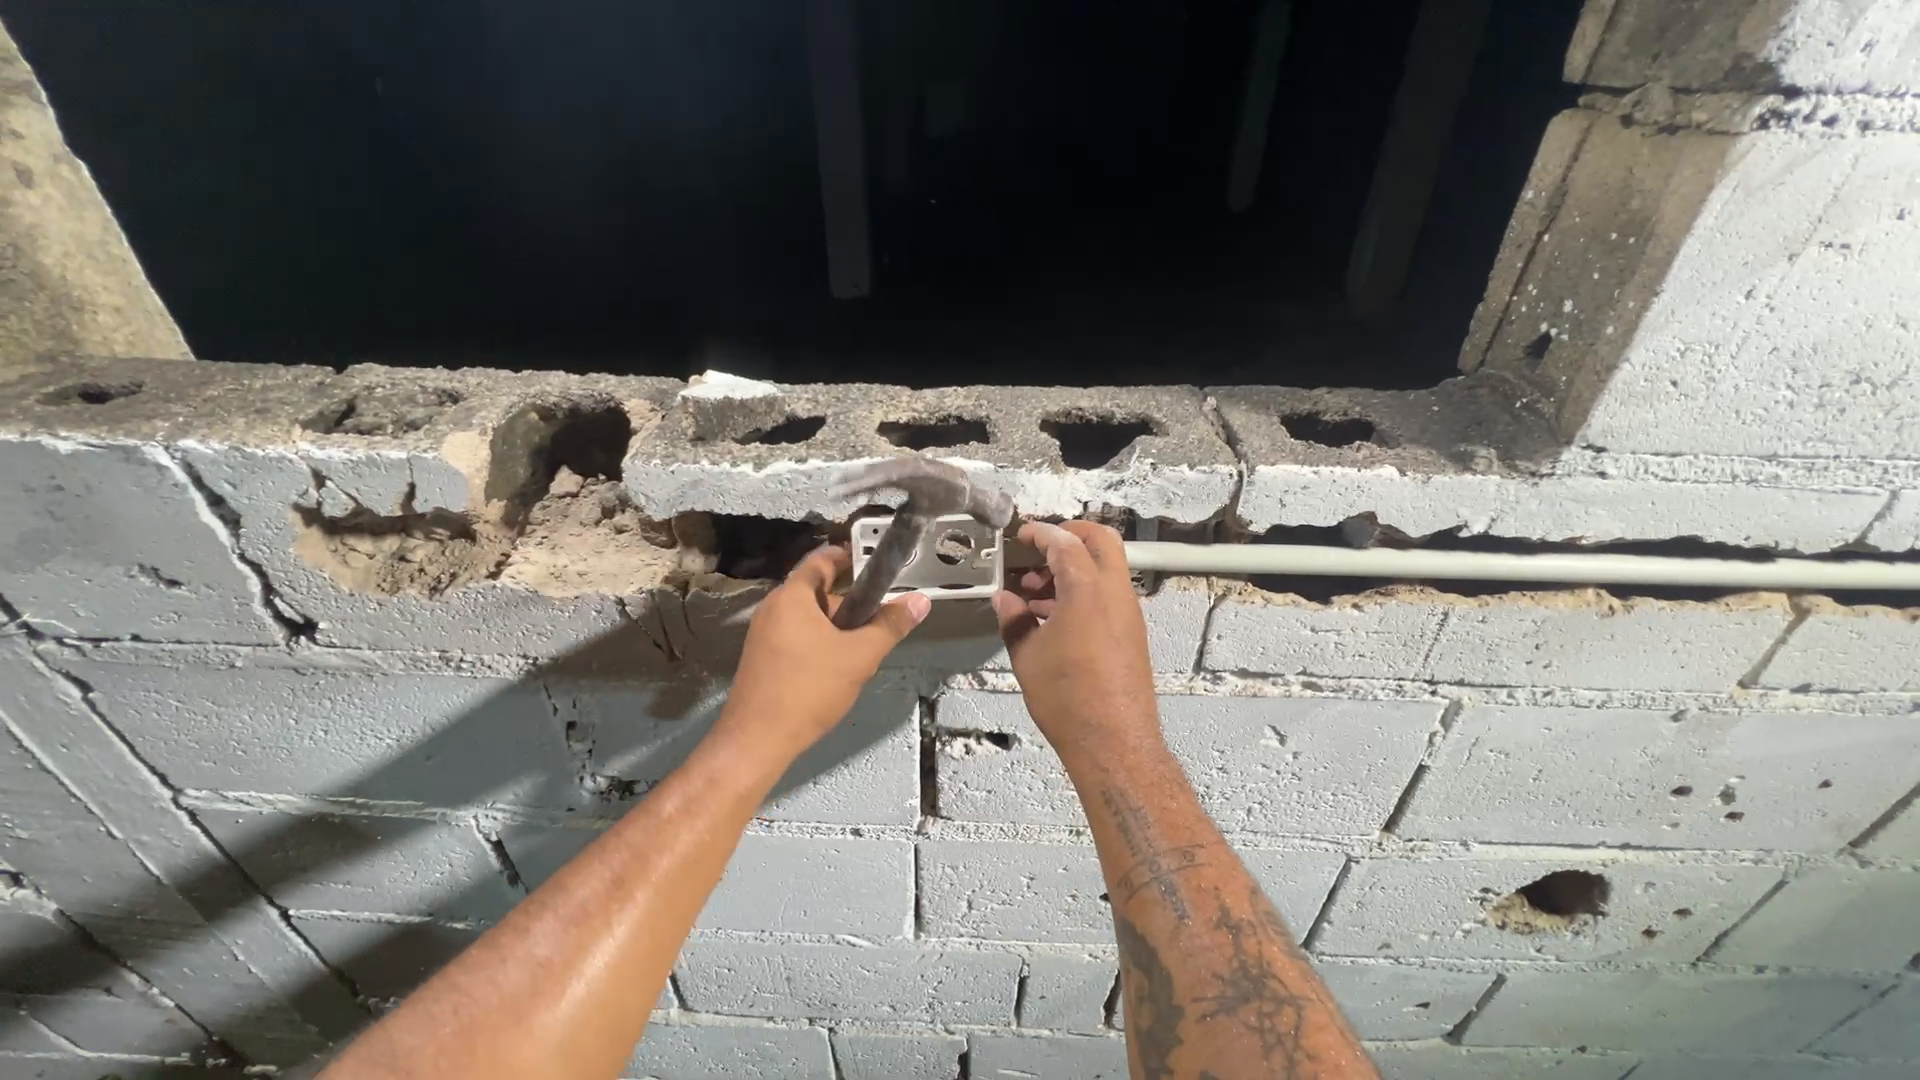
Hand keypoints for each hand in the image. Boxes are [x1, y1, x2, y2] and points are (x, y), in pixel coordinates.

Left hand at [717, 545, 930, 761]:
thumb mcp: (860, 656)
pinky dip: (818, 643)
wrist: (758, 740)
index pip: (822, 560)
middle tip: (877, 620)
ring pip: (808, 619)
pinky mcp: (761, 658)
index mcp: (792, 596)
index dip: (849, 557)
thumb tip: (920, 600)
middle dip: (848, 602)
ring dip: (835, 627)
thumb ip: (890, 625)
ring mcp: (763, 634)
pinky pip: (795, 638)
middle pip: (817, 591)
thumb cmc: (809, 689)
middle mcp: (772, 608)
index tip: (874, 564)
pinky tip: (835, 670)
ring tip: (861, 650)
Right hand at [992, 521, 1160, 766]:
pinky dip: (1084, 589)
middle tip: (1037, 550)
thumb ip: (1014, 620)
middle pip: (1100, 540)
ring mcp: (1128, 612)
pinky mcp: (1132, 632)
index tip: (1021, 535)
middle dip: (1069, 536)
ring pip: (1106, 567)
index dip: (1041, 533)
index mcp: (1087, 589)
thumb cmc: (1067, 698)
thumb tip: (1004, 600)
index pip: (1065, 542)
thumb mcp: (1027, 656)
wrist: (1114, 741)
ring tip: (1035, 592)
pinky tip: (1053, 616)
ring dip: (1074, 567)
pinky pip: (1109, 594)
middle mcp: (1115, 593)